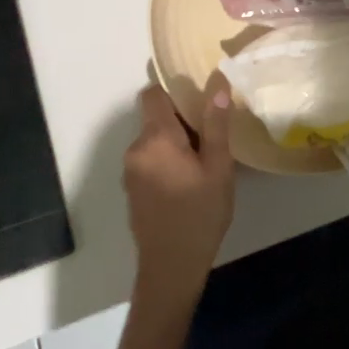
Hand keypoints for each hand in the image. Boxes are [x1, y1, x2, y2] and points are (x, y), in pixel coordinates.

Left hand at [124, 78, 235, 288]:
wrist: (172, 266)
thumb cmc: (200, 214)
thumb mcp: (218, 166)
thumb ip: (216, 123)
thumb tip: (217, 82)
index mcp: (155, 139)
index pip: (153, 95)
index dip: (175, 89)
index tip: (201, 95)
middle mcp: (136, 150)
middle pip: (156, 117)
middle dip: (183, 118)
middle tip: (215, 130)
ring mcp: (131, 171)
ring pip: (155, 139)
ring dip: (177, 140)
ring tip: (208, 155)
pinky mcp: (133, 189)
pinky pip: (151, 158)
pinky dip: (169, 158)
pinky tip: (192, 177)